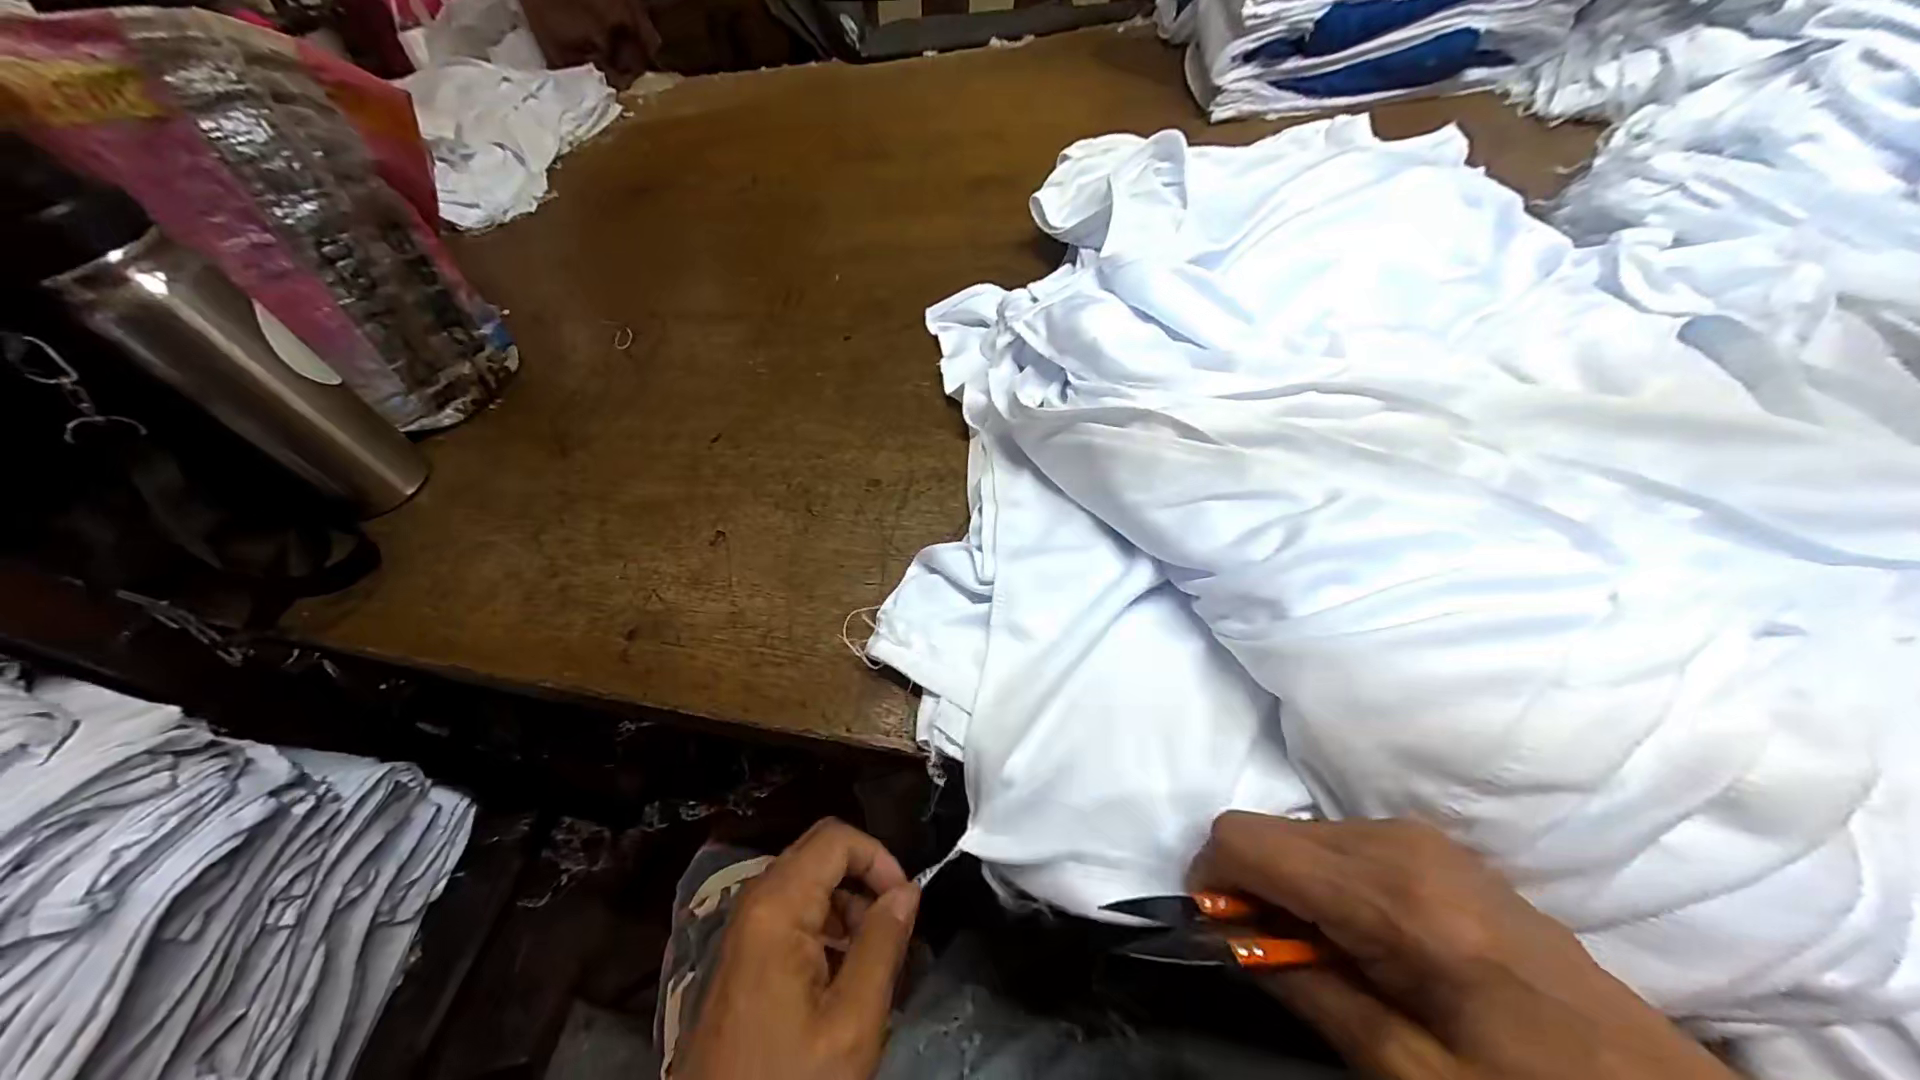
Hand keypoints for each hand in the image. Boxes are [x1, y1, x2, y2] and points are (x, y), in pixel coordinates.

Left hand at [672, 819, 920, 1079]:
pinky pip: (791, 913)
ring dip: (848, 905)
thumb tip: (907, 890)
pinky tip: (842, 975)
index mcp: (776, 906)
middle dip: (865, 880)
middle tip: (893, 929)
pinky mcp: (742, 955)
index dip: (879, 858)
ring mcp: (743, 929)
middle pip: (820, 852)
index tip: (906, 903)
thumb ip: (883, 944)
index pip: (836, 838)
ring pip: (808, 881)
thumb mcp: (851, 1022)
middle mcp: (753, 903)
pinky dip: (825, 927)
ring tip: (873, 959)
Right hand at [1193, 813, 1737, 1079]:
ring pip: (1303, 832)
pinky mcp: (1441, 849)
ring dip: (1287, 883)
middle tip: (1269, 956)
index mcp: (1391, 894)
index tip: (1219, 935)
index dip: (1211, 880)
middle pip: (1270, 829)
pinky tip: (1360, 936)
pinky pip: (1344, 842)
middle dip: (1249, 885)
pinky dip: (1323, 879)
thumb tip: (1230, 939)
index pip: (1246, 838)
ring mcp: (1425, 839)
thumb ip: (1306, 989)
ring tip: (1321, 953)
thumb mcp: (1408, 1070)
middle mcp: (1400, 842)